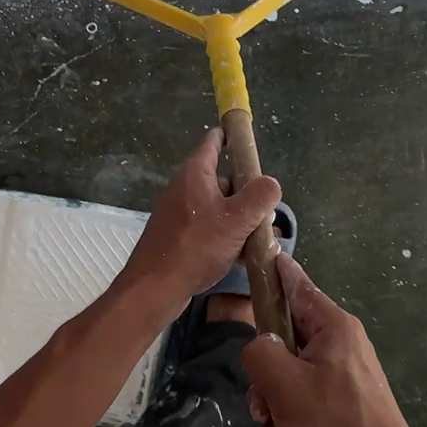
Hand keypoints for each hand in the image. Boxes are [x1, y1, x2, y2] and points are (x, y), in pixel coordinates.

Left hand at [115, 128, 281, 313]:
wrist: (155, 288)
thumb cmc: (195, 247)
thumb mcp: (237, 219)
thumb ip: (261, 196)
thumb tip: (271, 184)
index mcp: (195, 174)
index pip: (214, 142)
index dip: (232, 138)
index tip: (249, 140)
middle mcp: (186, 189)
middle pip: (225, 181)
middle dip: (249, 195)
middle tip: (269, 213)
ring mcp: (181, 214)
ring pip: (221, 209)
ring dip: (243, 221)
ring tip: (264, 238)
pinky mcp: (180, 237)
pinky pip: (211, 229)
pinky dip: (229, 237)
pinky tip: (246, 256)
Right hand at [242, 255, 422, 426]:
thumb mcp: (285, 386)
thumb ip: (261, 352)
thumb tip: (260, 344)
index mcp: (334, 327)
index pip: (298, 286)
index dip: (277, 271)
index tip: (264, 250)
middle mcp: (343, 344)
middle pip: (287, 341)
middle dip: (266, 378)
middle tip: (261, 409)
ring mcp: (347, 375)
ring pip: (293, 378)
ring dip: (275, 409)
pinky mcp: (348, 404)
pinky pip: (308, 403)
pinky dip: (292, 426)